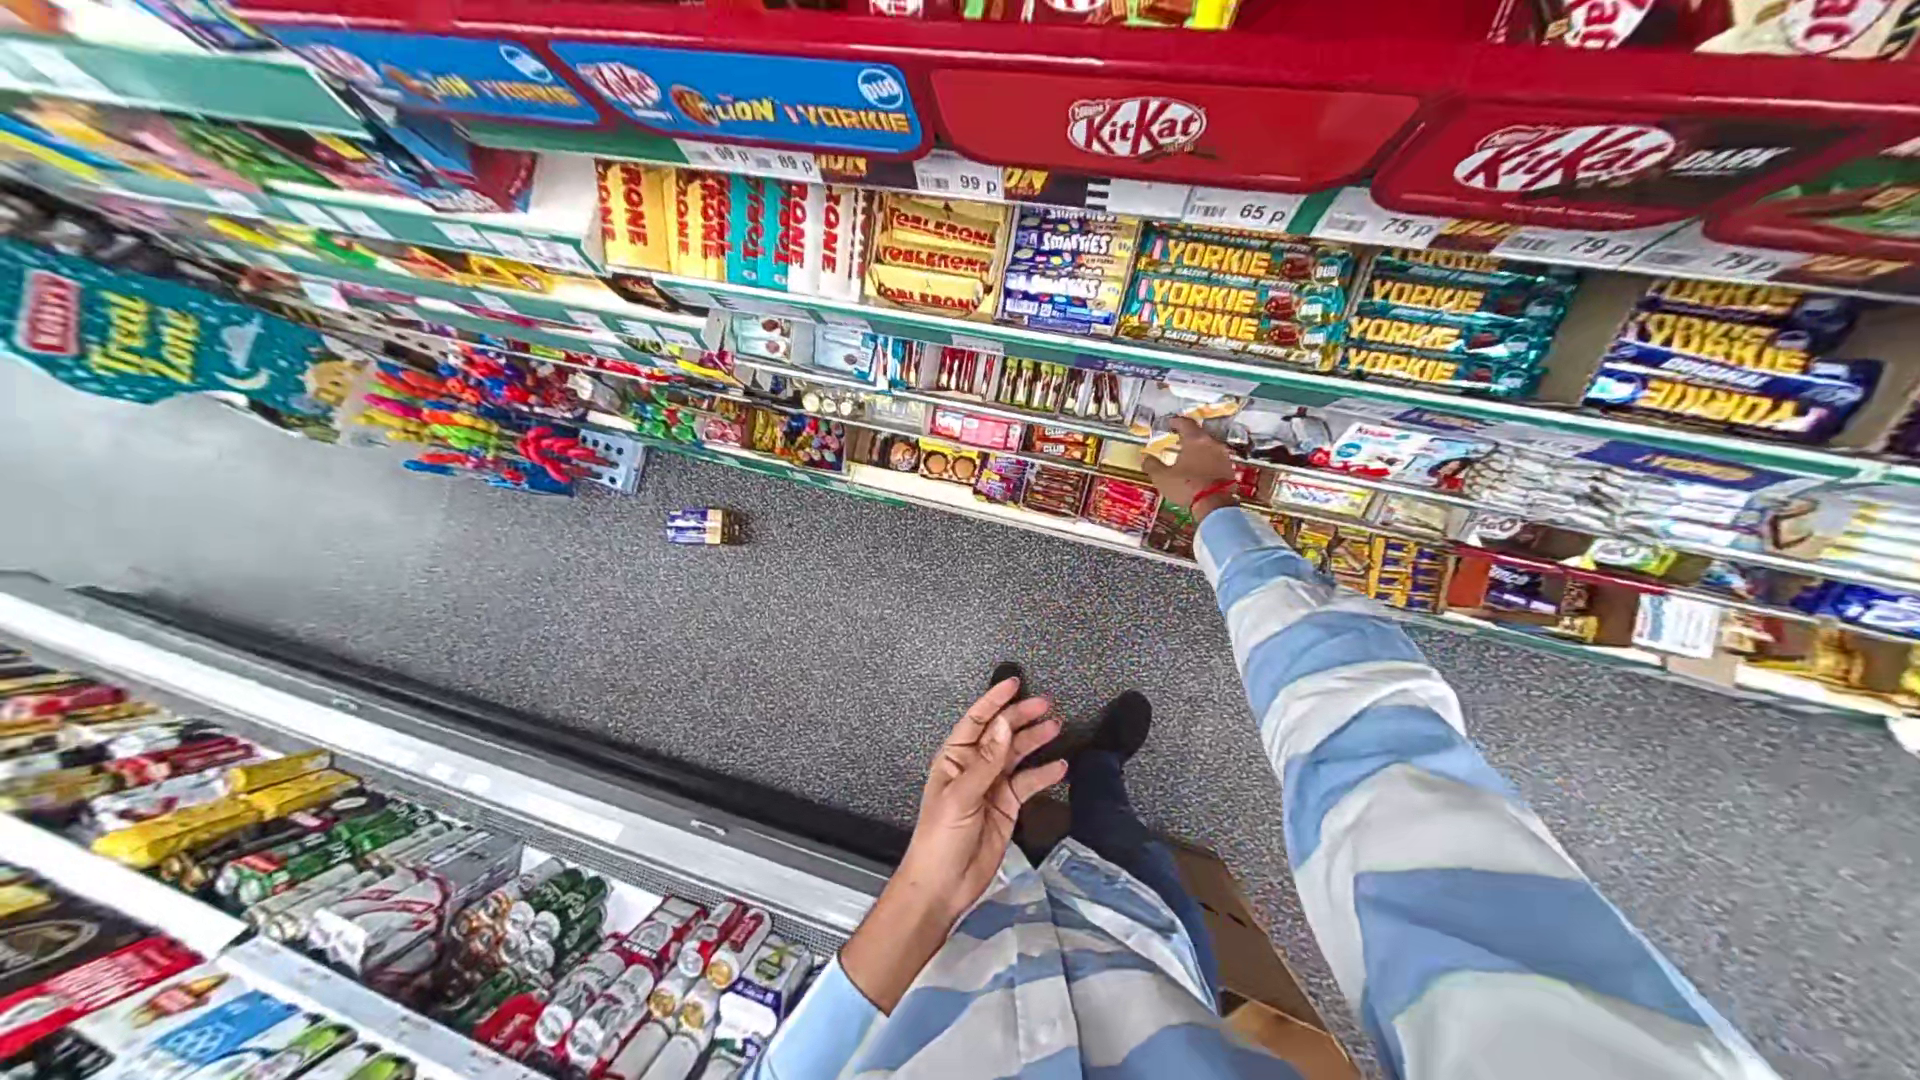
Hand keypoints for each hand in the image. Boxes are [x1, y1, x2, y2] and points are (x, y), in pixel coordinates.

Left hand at [839, 677, 1065, 1011]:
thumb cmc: (940, 837)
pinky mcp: (1008, 805)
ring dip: (1036, 739)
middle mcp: (974, 766)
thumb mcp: (961, 795)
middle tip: (1046, 704)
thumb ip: (986, 761)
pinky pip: (1028, 783)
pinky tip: (1060, 766)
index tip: (1014, 683)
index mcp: (955, 757)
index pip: (977, 719)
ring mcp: (992, 785)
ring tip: (1056, 725)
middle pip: (1002, 733)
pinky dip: (1044, 773)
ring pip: (1017, 754)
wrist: (944, 884)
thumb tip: (1004, 725)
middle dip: (1022, 716)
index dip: (994, 700)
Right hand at [1143, 416, 1239, 522]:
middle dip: (1188, 435)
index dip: (1176, 422)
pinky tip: (1200, 468)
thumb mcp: (1162, 477)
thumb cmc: (1187, 486)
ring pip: (1209, 446)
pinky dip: (1207, 460)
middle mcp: (1211, 443)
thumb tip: (1145, 458)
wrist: (1215, 503)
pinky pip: (1215, 458)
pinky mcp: (1229, 467)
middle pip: (1199, 433)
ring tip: (1188, 455)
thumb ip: (1152, 465)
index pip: (1185, 423)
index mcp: (1195, 440)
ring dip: (1198, 449)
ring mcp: (1223, 455)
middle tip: (1178, 439)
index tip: (1170, 423)